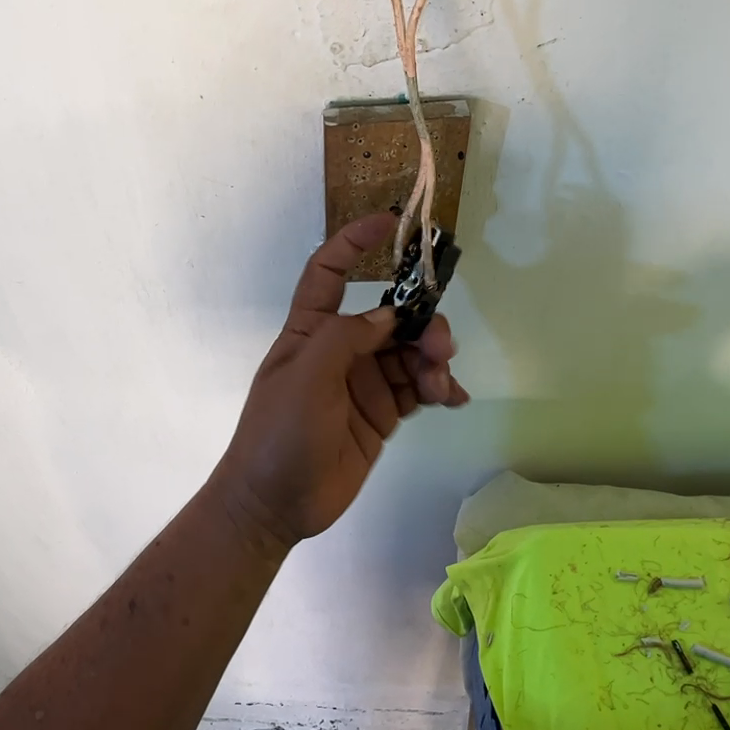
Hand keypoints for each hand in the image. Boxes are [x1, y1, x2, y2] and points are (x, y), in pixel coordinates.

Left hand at [211, 212, 467, 553]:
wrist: (275, 505)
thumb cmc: (279, 434)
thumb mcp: (305, 378)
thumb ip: (346, 338)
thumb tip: (388, 315)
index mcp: (310, 330)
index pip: (328, 272)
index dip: (353, 243)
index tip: (389, 223)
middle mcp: (340, 348)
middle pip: (388, 314)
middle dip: (420, 321)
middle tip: (439, 346)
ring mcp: (363, 381)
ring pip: (410, 350)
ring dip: (433, 357)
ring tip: (441, 382)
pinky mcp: (382, 412)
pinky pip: (419, 387)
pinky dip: (440, 387)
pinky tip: (454, 398)